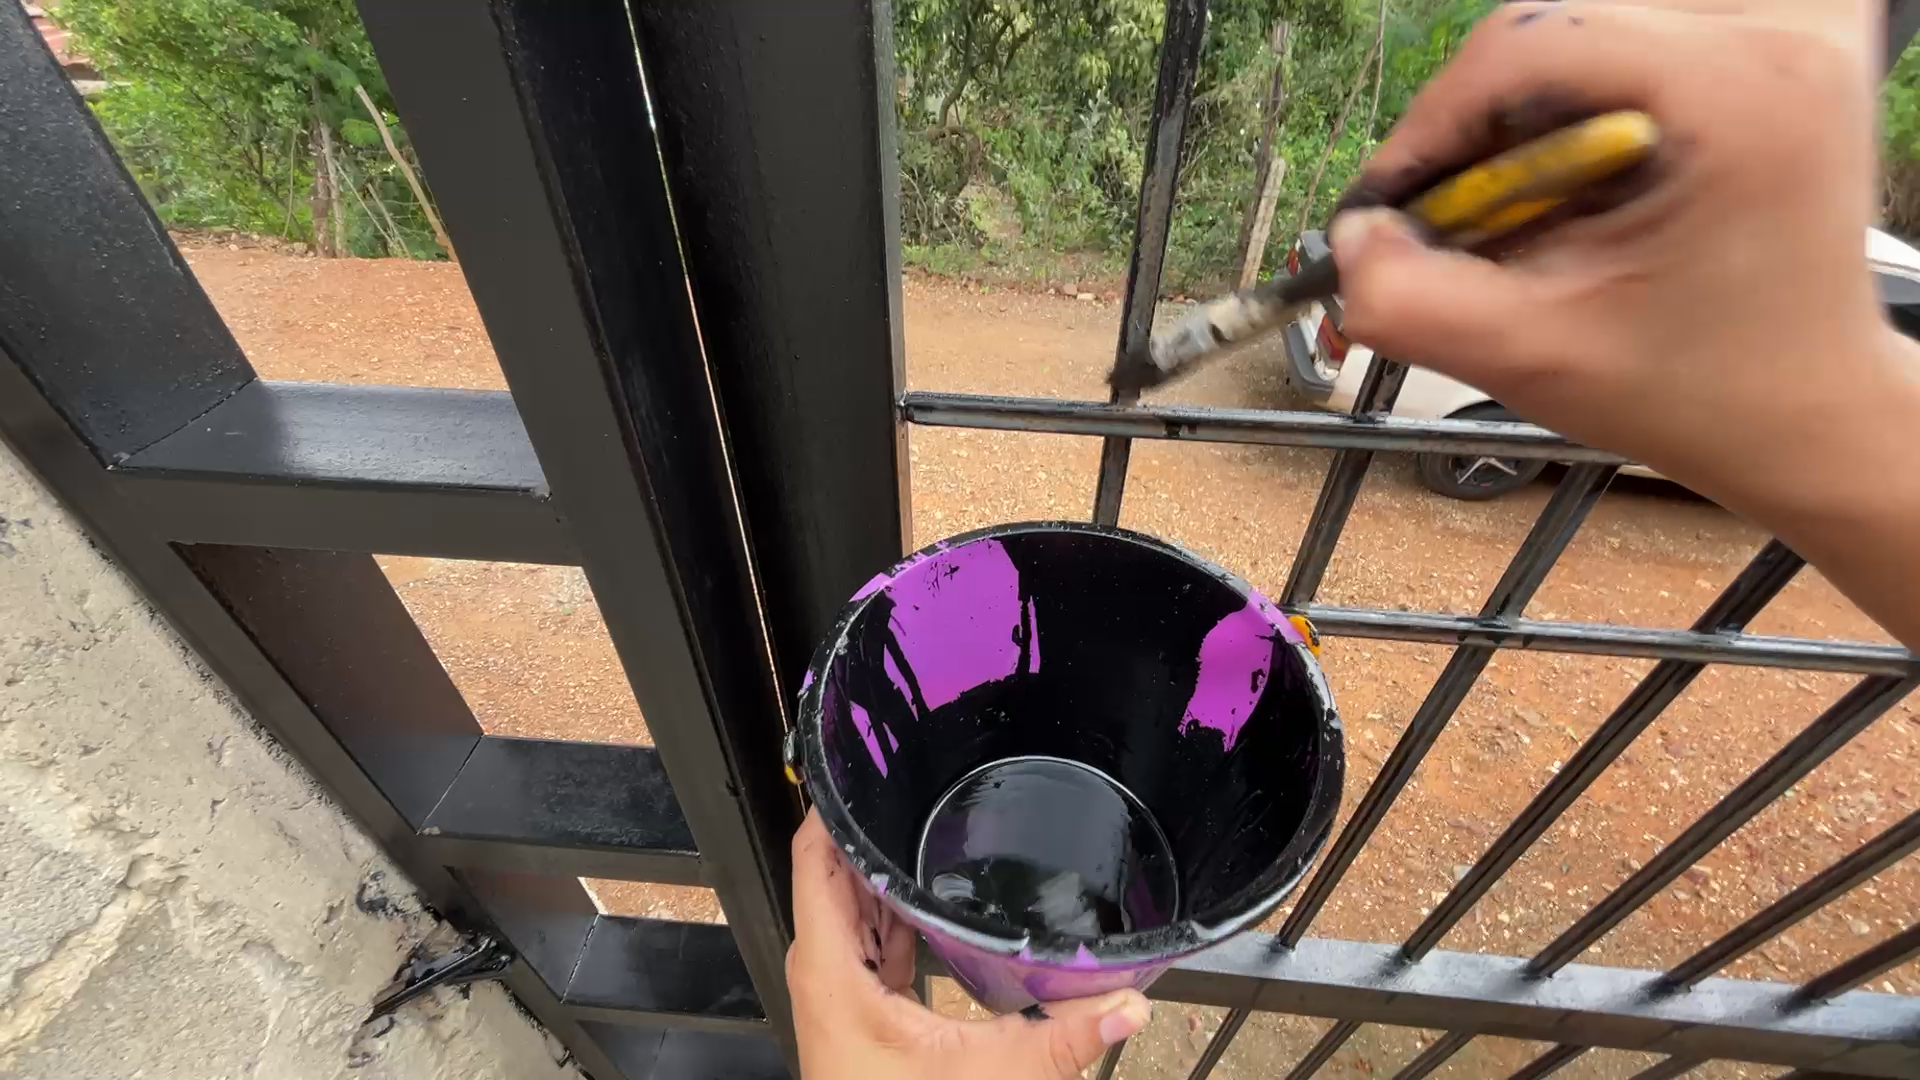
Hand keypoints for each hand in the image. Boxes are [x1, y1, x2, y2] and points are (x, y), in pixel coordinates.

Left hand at [786, 810, 1152, 1078]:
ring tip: (913, 811)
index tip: (855, 765)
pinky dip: (885, 898)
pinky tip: (917, 882)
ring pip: (848, 896)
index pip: (813, 860)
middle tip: (902, 775)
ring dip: (874, 858)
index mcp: (831, 968)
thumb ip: (1062, 1039)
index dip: (828, 809)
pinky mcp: (857, 995)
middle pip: (831, 869)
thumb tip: (1130, 1004)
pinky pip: (865, 926)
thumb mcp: (989, 1079)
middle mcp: (823, 966)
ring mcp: (837, 980)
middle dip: (863, 822)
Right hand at [1328, 0, 1919, 645]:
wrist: (1788, 400)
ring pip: (1561, 34)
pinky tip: (1545, 185)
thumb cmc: (1674, 387)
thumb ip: (1407, 300)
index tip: (1377, 215)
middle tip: (1431, 224)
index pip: (1522, 49)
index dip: (1423, 131)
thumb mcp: (1519, 356)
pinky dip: (1541, 115)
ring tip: (1493, 214)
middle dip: (1457, 132)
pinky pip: (1602, 47)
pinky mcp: (1764, 42)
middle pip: (1539, 32)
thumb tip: (1348, 236)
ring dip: (1495, 126)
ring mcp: (1783, 21)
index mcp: (1734, 93)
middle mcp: (1777, 23)